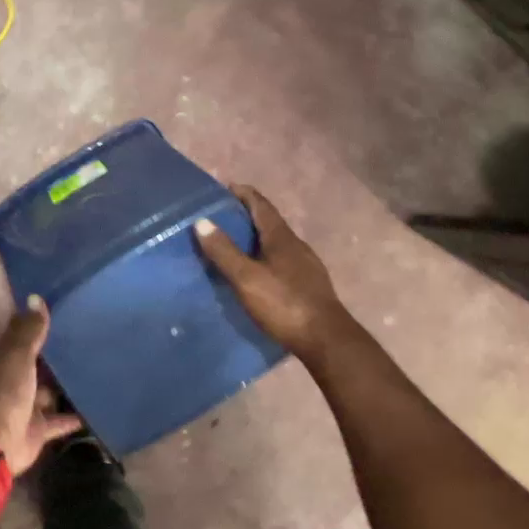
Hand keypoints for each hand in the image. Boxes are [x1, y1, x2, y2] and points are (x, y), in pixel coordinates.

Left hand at [0, 297, 83, 470]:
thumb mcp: (17, 356)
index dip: (36, 325)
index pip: (21, 337)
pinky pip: (58, 421)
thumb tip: (35, 296)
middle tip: (83, 341)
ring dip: (63, 387)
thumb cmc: (3, 393)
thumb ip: (29, 331)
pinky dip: (72, 418)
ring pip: (47, 393)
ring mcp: (25, 406)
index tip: (60, 312)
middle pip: (36, 366)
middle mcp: (13, 381)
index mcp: (3, 360)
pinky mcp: (37, 430)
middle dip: (53, 357)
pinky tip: (93, 409)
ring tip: (91, 372)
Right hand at [194, 184, 359, 361]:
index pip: (262, 206)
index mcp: (282, 238)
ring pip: (278, 244)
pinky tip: (258, 273)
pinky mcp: (309, 286)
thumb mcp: (247, 278)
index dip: (245, 194)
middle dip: (248, 216)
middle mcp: (297, 246)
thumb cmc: (284, 304)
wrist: (326, 340)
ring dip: (257, 239)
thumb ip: (224, 251)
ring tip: (236, 244)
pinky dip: (266, 258)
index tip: (228, 187)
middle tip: (224, 216)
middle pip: (270, 223)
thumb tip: (202, 221)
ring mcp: (306, 267)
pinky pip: (283, 262)